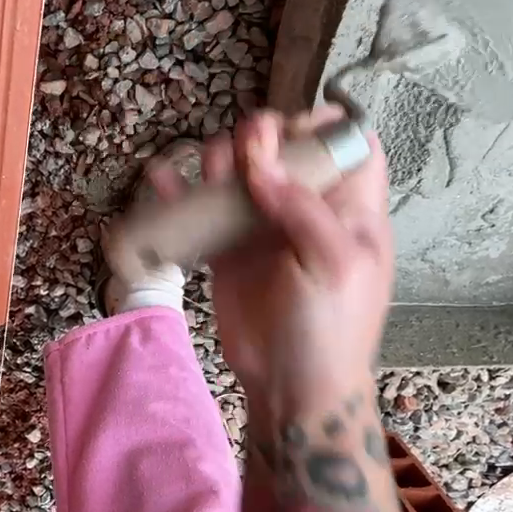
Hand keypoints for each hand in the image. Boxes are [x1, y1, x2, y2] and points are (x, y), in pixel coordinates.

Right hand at [202, 107, 392, 401]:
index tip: (290, 128)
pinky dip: (179, 194)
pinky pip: (201, 213)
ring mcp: (262, 228)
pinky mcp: (226, 250)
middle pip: (283, 152)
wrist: (289, 383)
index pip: (351, 148)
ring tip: (206, 174)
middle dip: (258, 140)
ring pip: (238, 175)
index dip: (326, 127)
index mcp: (350, 210)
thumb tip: (261, 158)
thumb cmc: (330, 327)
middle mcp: (305, 210)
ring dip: (217, 163)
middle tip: (238, 154)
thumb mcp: (332, 265)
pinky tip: (161, 180)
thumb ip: (301, 209)